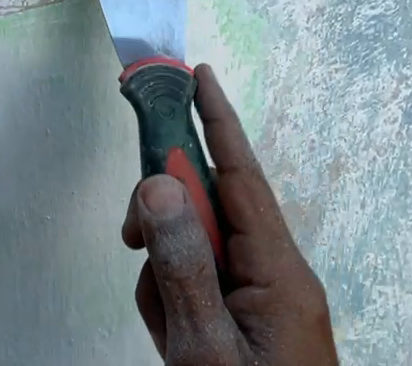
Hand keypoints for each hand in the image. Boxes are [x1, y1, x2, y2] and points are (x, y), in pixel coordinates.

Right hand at [122, 65, 336, 364]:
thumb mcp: (206, 349)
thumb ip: (180, 262)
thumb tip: (157, 181)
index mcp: (279, 271)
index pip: (240, 174)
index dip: (218, 120)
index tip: (198, 73)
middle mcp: (274, 272)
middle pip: (205, 207)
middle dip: (163, 221)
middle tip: (132, 242)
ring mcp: (260, 295)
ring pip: (190, 247)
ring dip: (164, 278)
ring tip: (170, 334)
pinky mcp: (245, 315)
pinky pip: (193, 280)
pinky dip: (171, 302)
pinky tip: (176, 341)